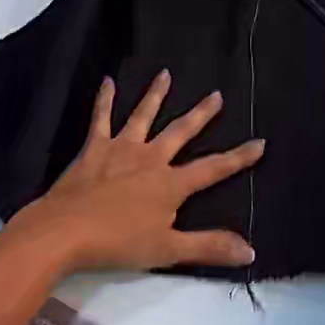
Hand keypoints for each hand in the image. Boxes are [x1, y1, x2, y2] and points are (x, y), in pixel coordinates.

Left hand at [10, 70, 261, 273]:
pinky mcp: (94, 148)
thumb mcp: (168, 250)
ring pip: (144, 116)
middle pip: (181, 132)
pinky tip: (107, 81)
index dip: (239, 157)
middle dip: (202, 114)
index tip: (260, 142)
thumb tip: (251, 251)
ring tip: (166, 73)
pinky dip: (105, 99)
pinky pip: (101, 118)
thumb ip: (209, 247)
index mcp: (171, 183)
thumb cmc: (117, 243)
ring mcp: (122, 148)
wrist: (63, 232)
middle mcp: (151, 158)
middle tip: (217, 94)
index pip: (214, 168)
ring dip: (156, 94)